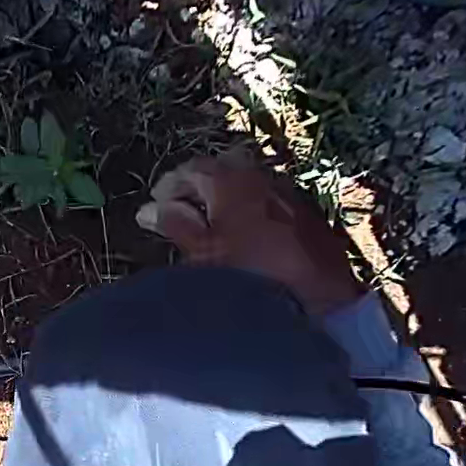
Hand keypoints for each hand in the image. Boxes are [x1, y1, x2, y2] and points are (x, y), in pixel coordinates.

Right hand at [136, 154, 363, 316]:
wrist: (316, 297)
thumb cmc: (249, 274)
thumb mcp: (202, 252)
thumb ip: (175, 224)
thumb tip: (149, 209)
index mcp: (231, 179)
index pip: (191, 169)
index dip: (169, 186)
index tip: (155, 207)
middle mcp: (261, 176)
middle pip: (221, 169)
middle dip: (198, 186)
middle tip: (182, 211)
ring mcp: (287, 192)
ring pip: (247, 183)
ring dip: (225, 197)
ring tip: (210, 225)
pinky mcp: (305, 213)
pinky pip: (267, 199)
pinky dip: (248, 208)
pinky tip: (243, 235)